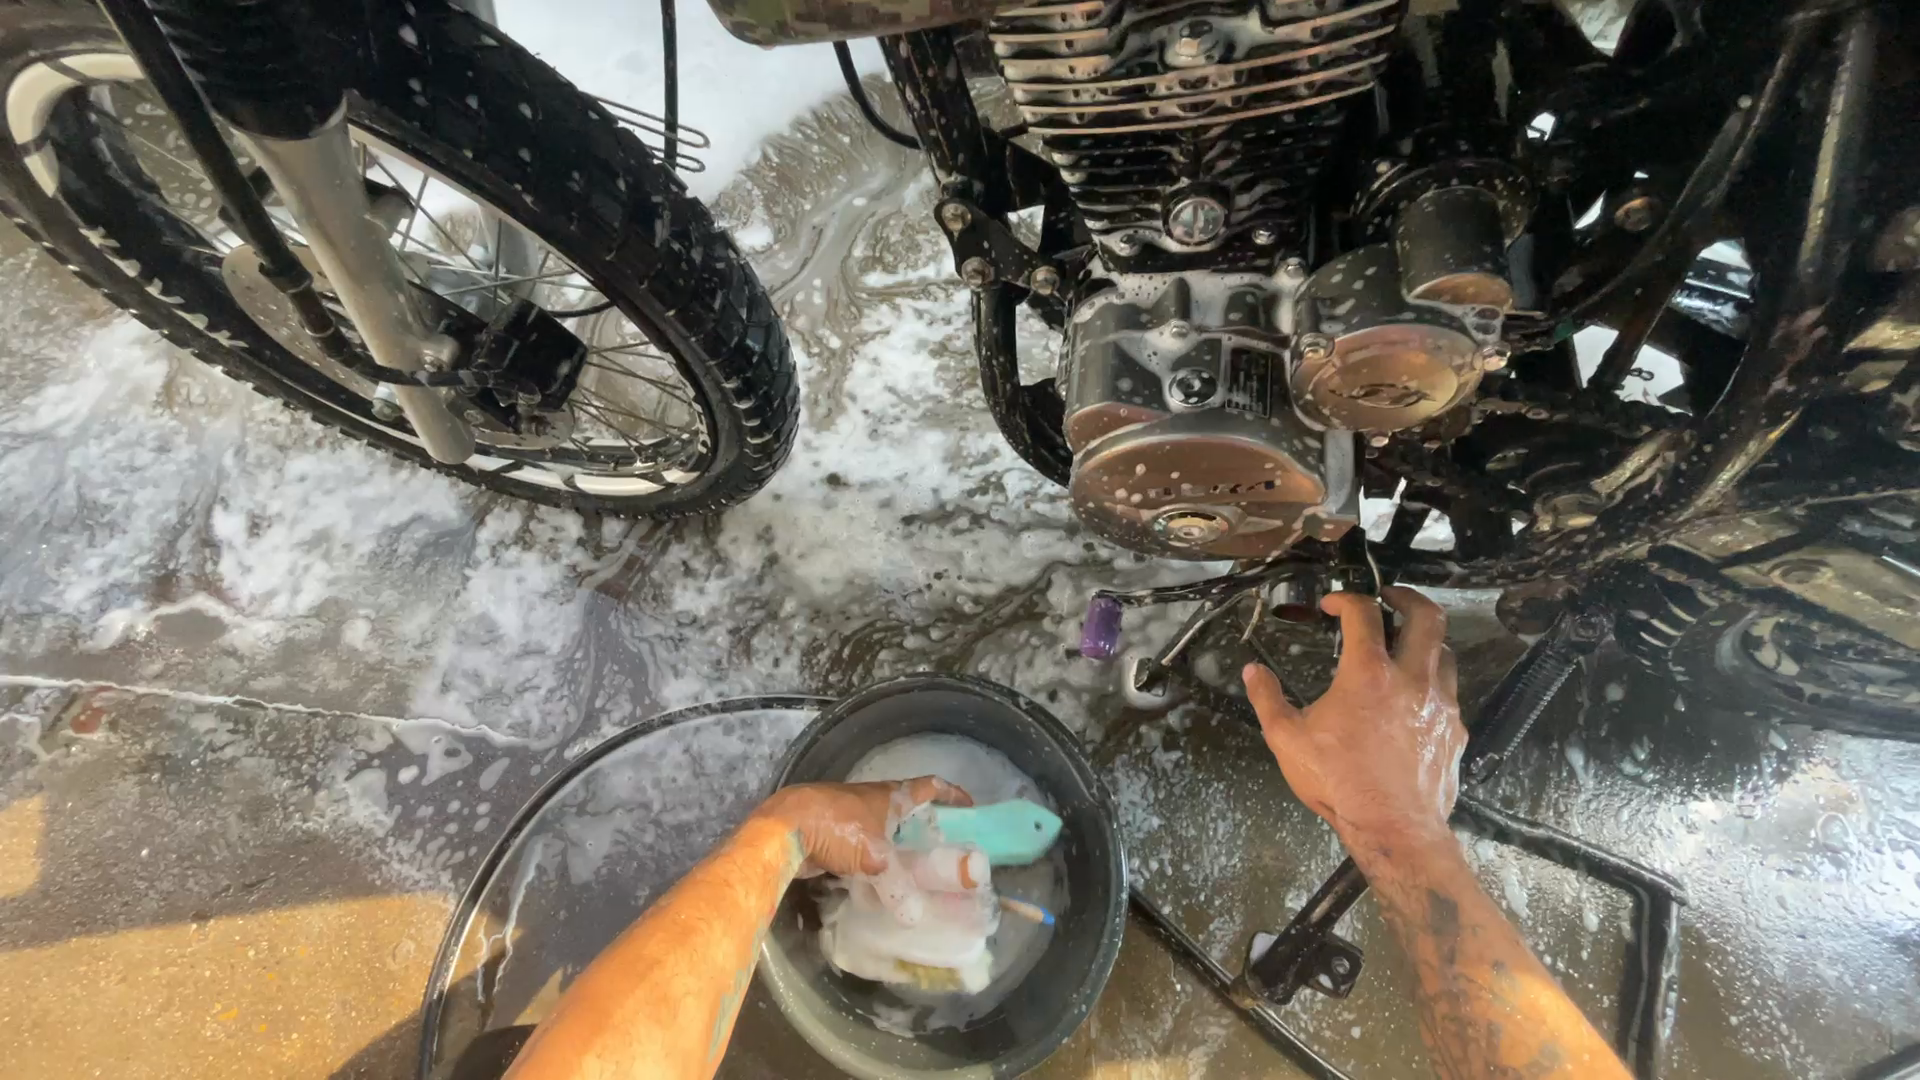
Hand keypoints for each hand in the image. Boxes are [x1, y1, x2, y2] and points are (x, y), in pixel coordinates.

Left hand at [755, 777, 972, 877]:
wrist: (788, 828)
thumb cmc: (838, 828)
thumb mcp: (875, 857)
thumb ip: (898, 886)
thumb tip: (915, 916)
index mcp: (890, 795)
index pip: (928, 787)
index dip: (950, 794)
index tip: (968, 805)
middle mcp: (874, 801)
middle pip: (907, 809)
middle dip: (924, 825)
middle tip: (943, 847)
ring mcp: (852, 817)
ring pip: (884, 831)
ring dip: (898, 846)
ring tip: (915, 870)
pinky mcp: (834, 836)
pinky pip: (863, 850)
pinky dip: (874, 863)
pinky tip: (879, 883)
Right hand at [1243, 585, 1463, 853]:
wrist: (1394, 828)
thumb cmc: (1336, 780)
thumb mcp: (1286, 738)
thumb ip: (1267, 698)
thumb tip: (1252, 671)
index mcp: (1367, 674)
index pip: (1363, 614)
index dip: (1345, 599)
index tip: (1330, 605)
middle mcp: (1411, 679)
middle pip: (1426, 617)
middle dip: (1407, 598)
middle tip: (1388, 597)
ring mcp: (1439, 705)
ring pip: (1444, 652)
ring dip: (1423, 638)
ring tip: (1403, 643)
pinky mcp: (1455, 731)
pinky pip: (1450, 690)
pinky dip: (1431, 678)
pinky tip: (1413, 695)